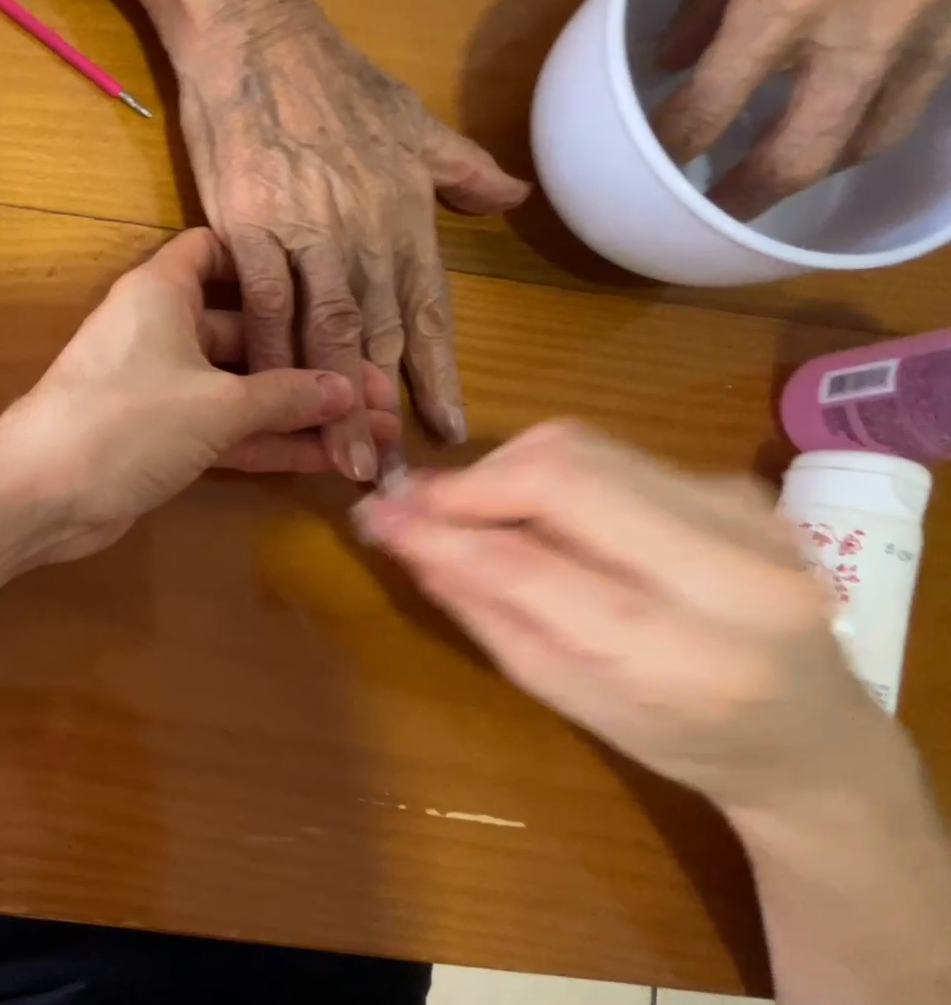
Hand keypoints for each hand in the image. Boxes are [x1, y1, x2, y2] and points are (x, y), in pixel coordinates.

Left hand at [0, 228, 400, 564]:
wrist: (42, 494)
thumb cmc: (126, 421)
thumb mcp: (216, 404)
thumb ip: (285, 395)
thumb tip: (347, 391)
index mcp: (161, 292)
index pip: (216, 251)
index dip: (267, 260)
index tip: (325, 279)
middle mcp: (161, 330)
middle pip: (245, 330)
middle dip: (310, 360)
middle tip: (379, 388)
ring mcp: (160, 387)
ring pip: (240, 388)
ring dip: (299, 410)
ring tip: (374, 428)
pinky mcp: (159, 436)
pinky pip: (223, 429)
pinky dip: (266, 441)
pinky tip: (328, 457)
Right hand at [172, 0, 530, 481]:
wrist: (253, 43)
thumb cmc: (327, 84)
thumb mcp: (409, 119)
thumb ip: (459, 167)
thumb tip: (511, 194)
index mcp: (402, 210)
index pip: (428, 305)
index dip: (436, 368)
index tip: (443, 423)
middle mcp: (363, 229)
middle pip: (380, 331)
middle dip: (384, 404)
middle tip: (385, 467)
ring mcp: (304, 231)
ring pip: (327, 327)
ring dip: (332, 396)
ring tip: (337, 456)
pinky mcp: (248, 228)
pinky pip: (264, 301)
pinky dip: (271, 352)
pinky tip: (272, 397)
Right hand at [357, 420, 889, 813]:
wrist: (811, 735)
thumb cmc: (670, 736)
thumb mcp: (556, 691)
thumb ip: (479, 606)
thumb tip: (400, 535)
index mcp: (681, 655)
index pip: (528, 568)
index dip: (437, 533)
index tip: (371, 515)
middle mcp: (731, 573)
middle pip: (562, 477)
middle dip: (465, 483)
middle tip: (408, 499)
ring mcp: (748, 518)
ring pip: (580, 447)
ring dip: (496, 470)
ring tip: (462, 506)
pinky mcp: (740, 488)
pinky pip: (608, 452)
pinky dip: (541, 470)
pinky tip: (525, 508)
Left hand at [654, 0, 950, 219]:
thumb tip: (668, 61)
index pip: (704, 112)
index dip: (669, 145)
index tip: (647, 159)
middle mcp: (869, 23)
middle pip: (805, 152)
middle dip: (752, 193)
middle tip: (714, 211)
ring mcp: (942, 16)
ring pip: (882, 128)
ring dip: (825, 162)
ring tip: (781, 177)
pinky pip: (932, 82)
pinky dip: (886, 113)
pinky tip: (854, 119)